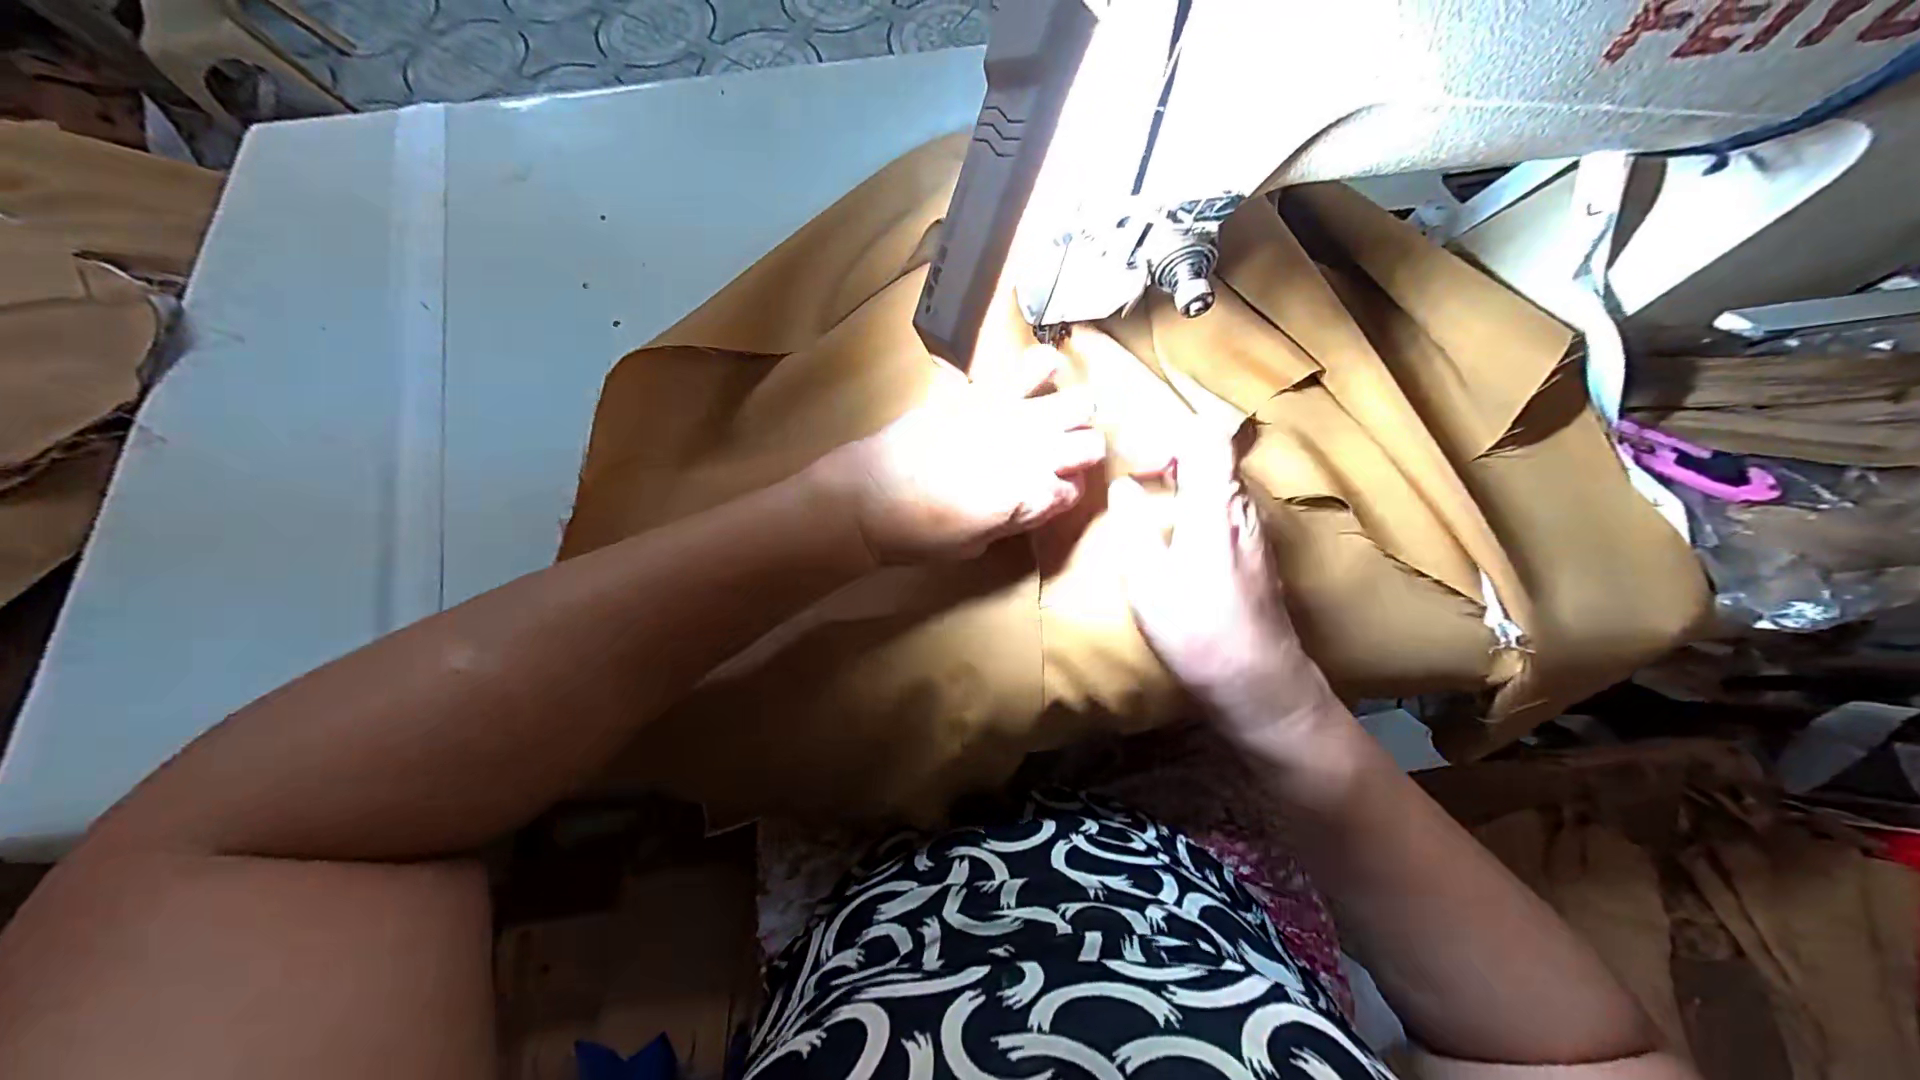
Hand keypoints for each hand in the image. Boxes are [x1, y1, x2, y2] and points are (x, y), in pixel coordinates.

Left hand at [808, 347, 1106, 564]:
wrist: (866, 496)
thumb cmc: (918, 533)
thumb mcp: (975, 542)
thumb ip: (1018, 517)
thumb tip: (1044, 497)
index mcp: (1029, 497)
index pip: (1075, 491)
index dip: (1066, 494)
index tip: (1049, 495)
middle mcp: (1031, 453)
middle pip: (1091, 444)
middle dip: (1083, 452)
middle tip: (1062, 457)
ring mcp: (1011, 417)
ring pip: (1078, 401)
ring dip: (1075, 413)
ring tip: (1057, 417)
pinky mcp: (984, 392)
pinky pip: (1030, 367)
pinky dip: (1043, 369)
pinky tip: (1041, 374)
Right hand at [1108, 428, 1348, 755]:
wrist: (1257, 682)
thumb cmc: (1197, 630)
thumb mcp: (1146, 579)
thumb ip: (1132, 524)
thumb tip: (1125, 487)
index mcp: (1216, 505)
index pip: (1206, 437)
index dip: (1168, 435)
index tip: (1137, 462)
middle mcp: (1243, 508)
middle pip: (1213, 455)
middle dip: (1170, 456)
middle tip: (1135, 480)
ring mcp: (1254, 531)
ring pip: (1218, 484)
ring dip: (1182, 483)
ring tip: (1149, 507)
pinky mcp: (1255, 553)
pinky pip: (1222, 510)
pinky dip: (1195, 508)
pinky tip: (1174, 540)